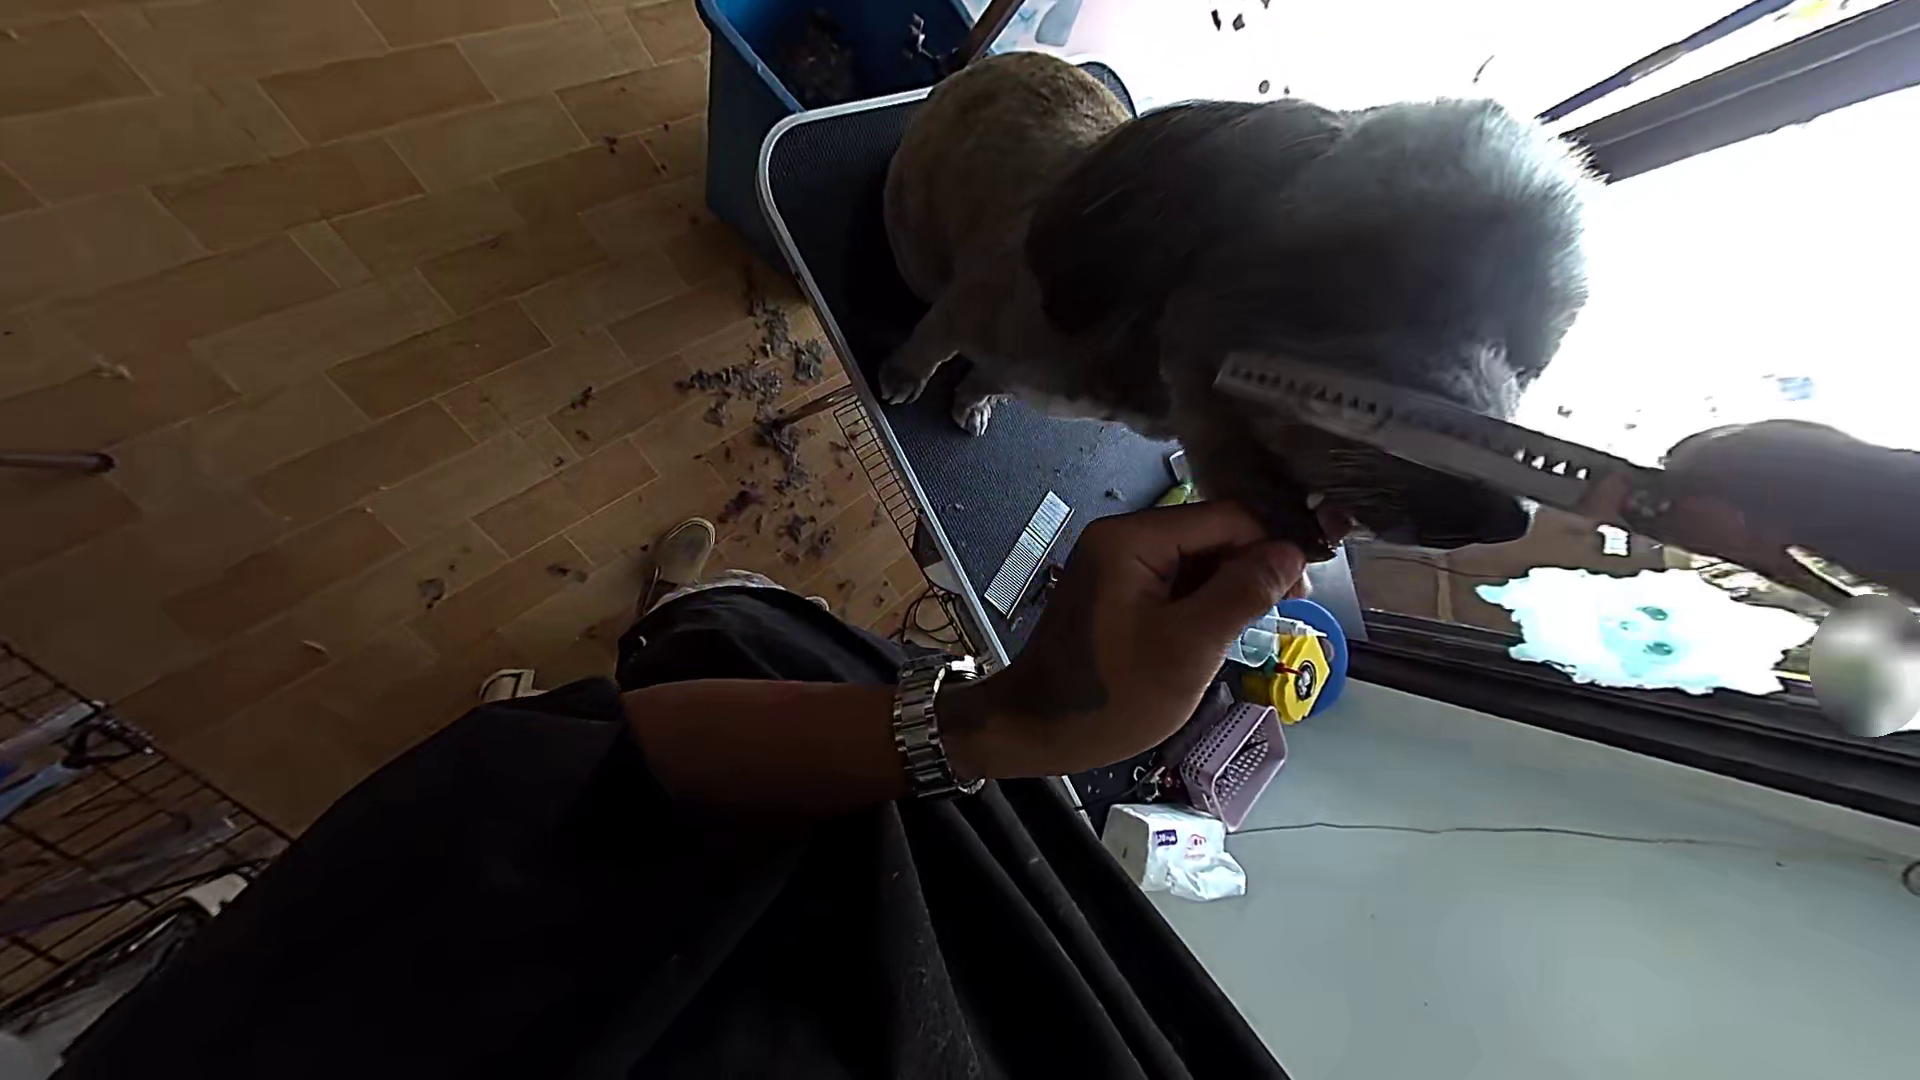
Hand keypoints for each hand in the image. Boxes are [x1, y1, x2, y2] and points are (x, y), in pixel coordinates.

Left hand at [940, 501, 1307, 779]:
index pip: (1224, 517)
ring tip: (1239, 633)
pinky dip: (1195, 602)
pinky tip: (1207, 634)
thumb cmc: (1114, 695)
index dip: (1269, 548)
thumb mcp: (1190, 646)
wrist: (1040, 727)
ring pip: (1190, 558)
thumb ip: (1243, 592)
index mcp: (1131, 538)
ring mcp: (1113, 561)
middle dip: (1245, 570)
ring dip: (1222, 589)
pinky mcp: (1113, 586)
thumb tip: (1291, 551)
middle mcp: (1120, 537)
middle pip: (1206, 534)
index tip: (1300, 594)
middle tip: (1272, 619)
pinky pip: (1167, 579)